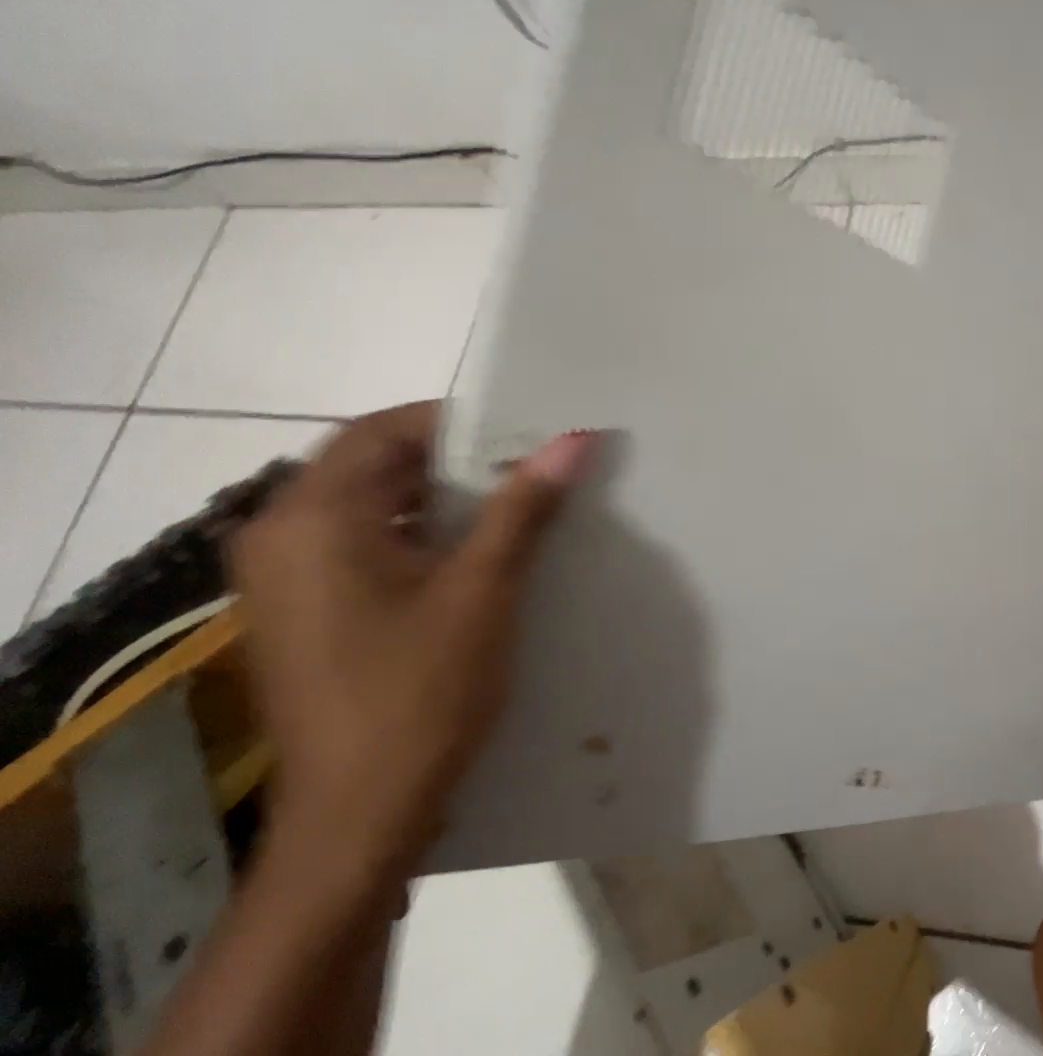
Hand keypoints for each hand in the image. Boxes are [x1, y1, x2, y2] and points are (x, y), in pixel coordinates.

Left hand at [229, 402, 593, 870]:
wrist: (358, 814)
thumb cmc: (420, 694)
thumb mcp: (482, 592)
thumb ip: (522, 508)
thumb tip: (572, 439)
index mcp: (312, 516)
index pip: (382, 430)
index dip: (459, 422)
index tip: (527, 434)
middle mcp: (277, 534)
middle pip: (370, 466)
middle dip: (454, 463)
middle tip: (532, 473)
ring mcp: (279, 578)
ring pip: (365, 508)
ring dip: (437, 503)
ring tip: (512, 514)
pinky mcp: (296, 613)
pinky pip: (356, 548)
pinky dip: (412, 540)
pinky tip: (469, 564)